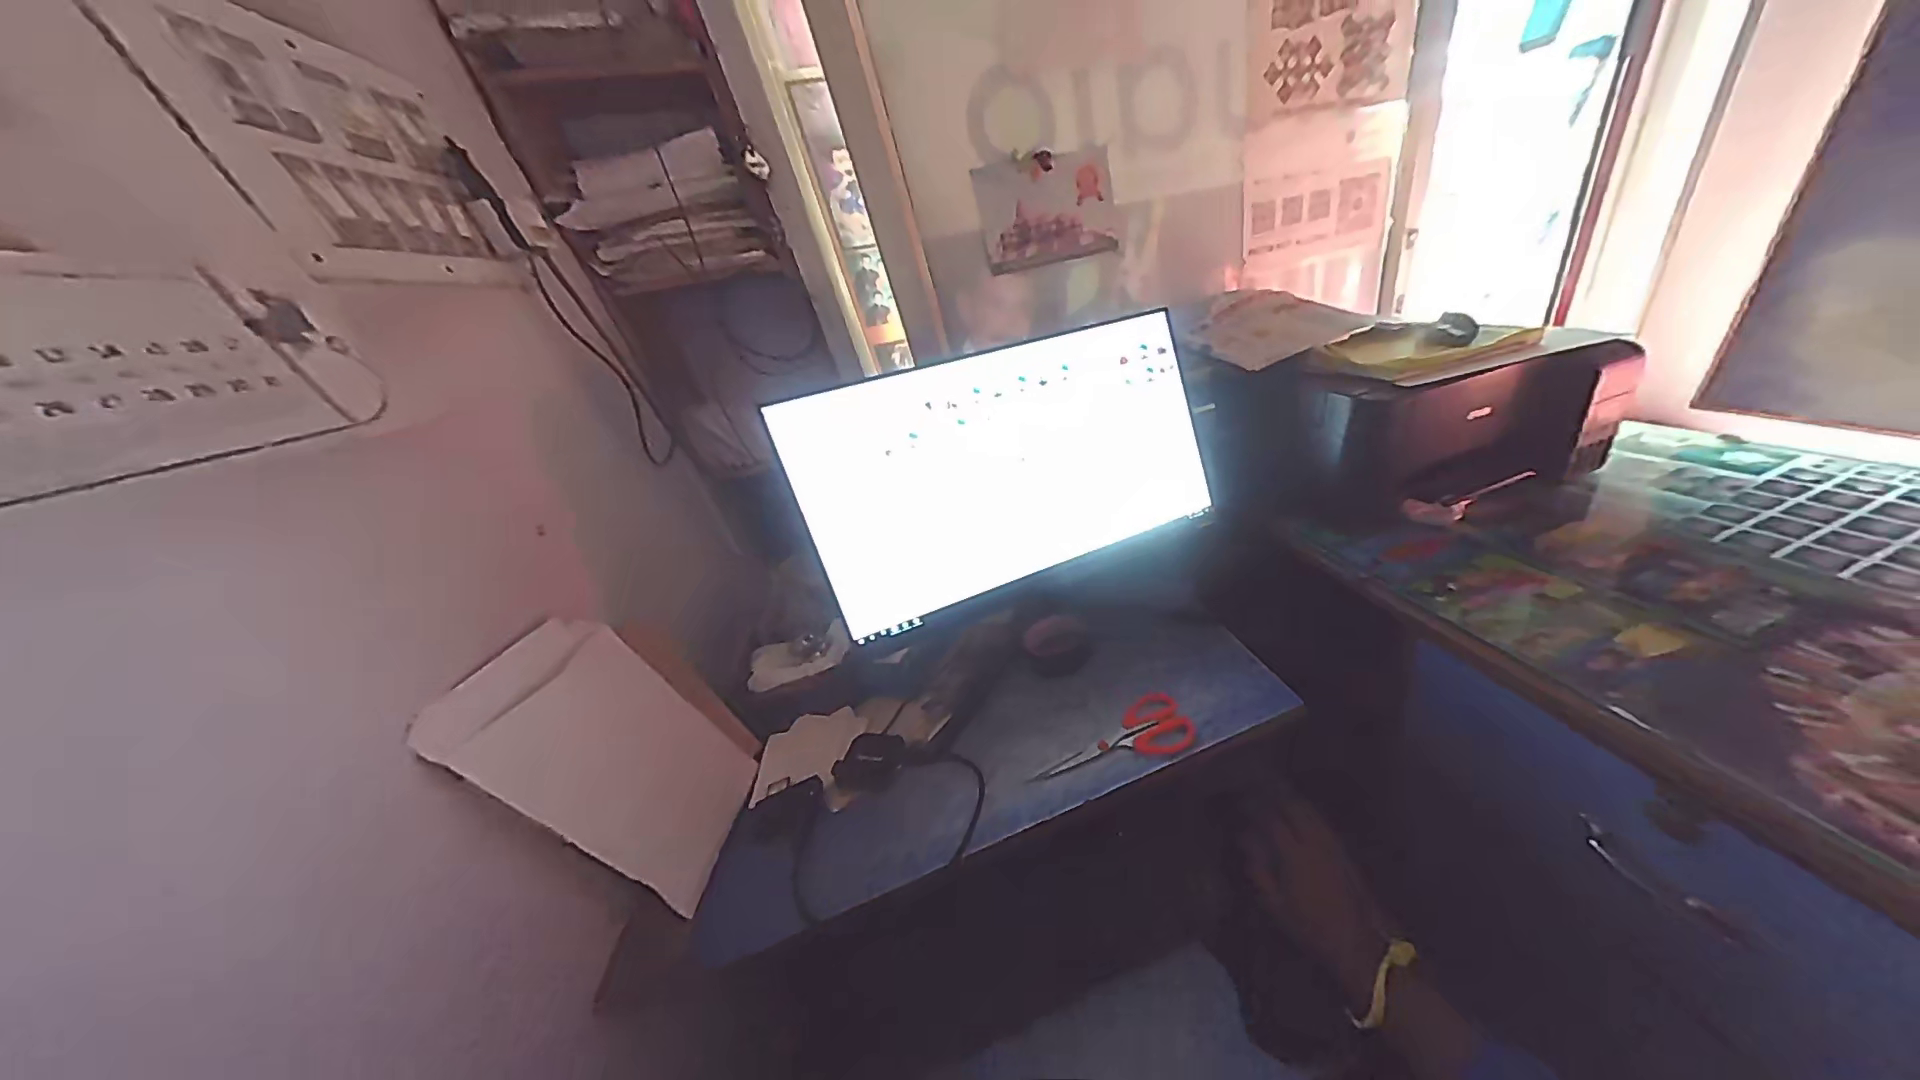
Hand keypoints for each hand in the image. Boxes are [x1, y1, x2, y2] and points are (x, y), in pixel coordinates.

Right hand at [1239, 792, 1395, 1008]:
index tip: (1240, 802)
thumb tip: (1246, 841)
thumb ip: (1258, 869)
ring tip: (1275, 796)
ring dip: (1291, 800)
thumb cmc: (1312, 928)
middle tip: (1256, 791)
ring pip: (1310, 810)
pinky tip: (1299, 816)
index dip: (1253, 806)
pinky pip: (1322, 821)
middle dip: (1273, 794)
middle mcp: (1315, 842)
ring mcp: (1333, 844)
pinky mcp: (1345, 850)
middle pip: (1293, 805)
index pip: (1270, 818)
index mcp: (1294, 854)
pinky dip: (1307, 812)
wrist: (1362, 945)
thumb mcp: (1276, 904)